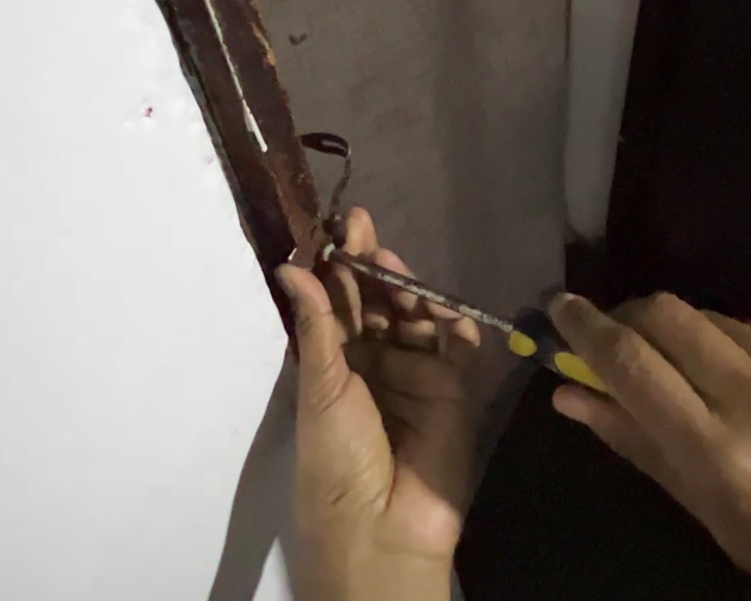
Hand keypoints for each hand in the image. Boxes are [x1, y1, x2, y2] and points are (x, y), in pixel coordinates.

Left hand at [275, 209, 479, 600]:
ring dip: (407, 288)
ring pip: (416, 316)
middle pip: (378, 301)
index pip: (340, 302)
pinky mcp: (453, 389)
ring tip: (390, 261)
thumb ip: (318, 323)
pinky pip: (459, 347)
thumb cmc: (337, 454)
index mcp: (338, 360)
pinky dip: (455, 324)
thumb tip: (290, 267)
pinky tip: (442, 306)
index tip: (337, 227)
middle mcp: (377, 360)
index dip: (339, 266)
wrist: (382, 526)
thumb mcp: (322, 386)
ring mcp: (417, 372)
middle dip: (371, 265)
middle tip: (361, 224)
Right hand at [547, 292, 750, 600]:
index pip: (629, 362)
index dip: (582, 328)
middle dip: (621, 316)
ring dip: (667, 330)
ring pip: (698, 312)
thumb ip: (636, 446)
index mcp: (722, 454)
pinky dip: (715, 339)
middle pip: (659, 313)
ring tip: (675, 370)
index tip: (554, 309)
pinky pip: (741, 323)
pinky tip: (732, 379)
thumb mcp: (716, 519)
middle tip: (608, 340)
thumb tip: (567, 396)